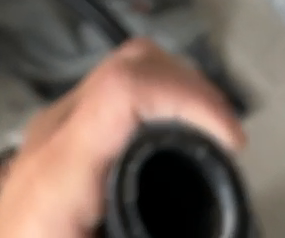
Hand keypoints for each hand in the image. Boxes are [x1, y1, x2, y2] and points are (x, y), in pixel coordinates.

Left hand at [0, 39, 244, 237]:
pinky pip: (111, 95)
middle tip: (229, 139)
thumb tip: (222, 226)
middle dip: (191, 87)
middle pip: (127, 64)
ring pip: (120, 69)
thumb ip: (153, 231)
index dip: (189, 98)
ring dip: (174, 88)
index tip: (232, 140)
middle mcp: (52, 135)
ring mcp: (52, 131)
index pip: (123, 90)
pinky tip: (176, 138)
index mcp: (59, 172)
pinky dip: (155, 101)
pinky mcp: (57, 139)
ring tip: (212, 134)